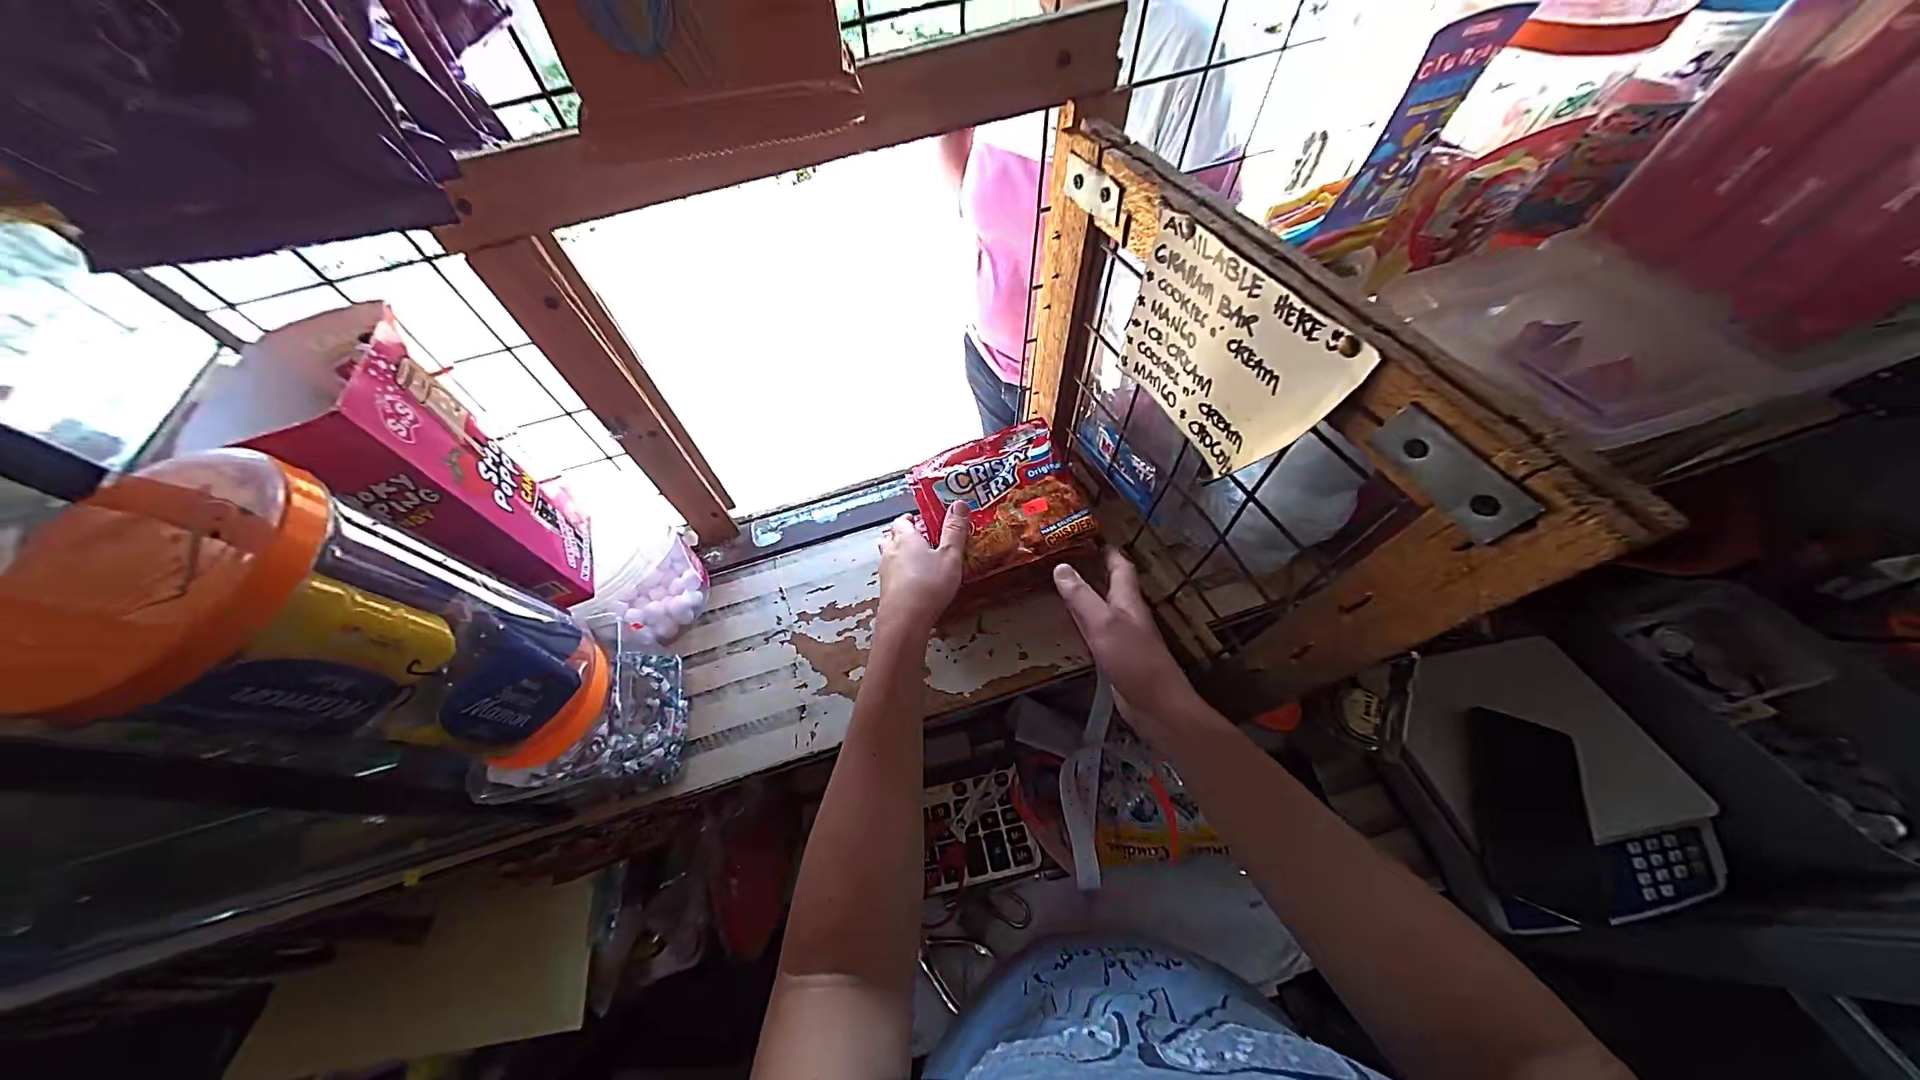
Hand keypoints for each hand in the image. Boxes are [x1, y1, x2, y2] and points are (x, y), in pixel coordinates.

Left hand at [876, 503, 968, 635]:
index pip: (902, 521)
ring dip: (898, 553)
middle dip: (902, 535)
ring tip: (915, 559)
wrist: (905, 619)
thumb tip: (960, 503)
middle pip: (891, 536)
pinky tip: (911, 581)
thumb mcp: (950, 555)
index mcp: (906, 538)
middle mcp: (890, 551)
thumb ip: (955, 530)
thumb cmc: (929, 584)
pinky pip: (890, 574)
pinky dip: (899, 572)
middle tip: (918, 537)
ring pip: (888, 555)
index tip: (921, 519)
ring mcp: (885, 571)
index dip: (911, 519)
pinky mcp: (885, 590)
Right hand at [1053, 548, 1203, 741]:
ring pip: (1103, 608)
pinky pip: (1097, 632)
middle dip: (1092, 570)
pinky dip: (1084, 623)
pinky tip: (1070, 625)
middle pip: (1111, 586)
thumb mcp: (1103, 624)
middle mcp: (1128, 614)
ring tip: (1062, 586)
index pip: (1120, 567)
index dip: (1107, 551)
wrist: (1156, 706)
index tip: (1088, 537)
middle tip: (1066, 559)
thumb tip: (1061, 567)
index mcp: (1129, 601)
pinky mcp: (1117, 657)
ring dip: (1086, 596)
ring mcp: (1124, 637)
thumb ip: (1081, 597)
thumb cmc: (1134, 661)